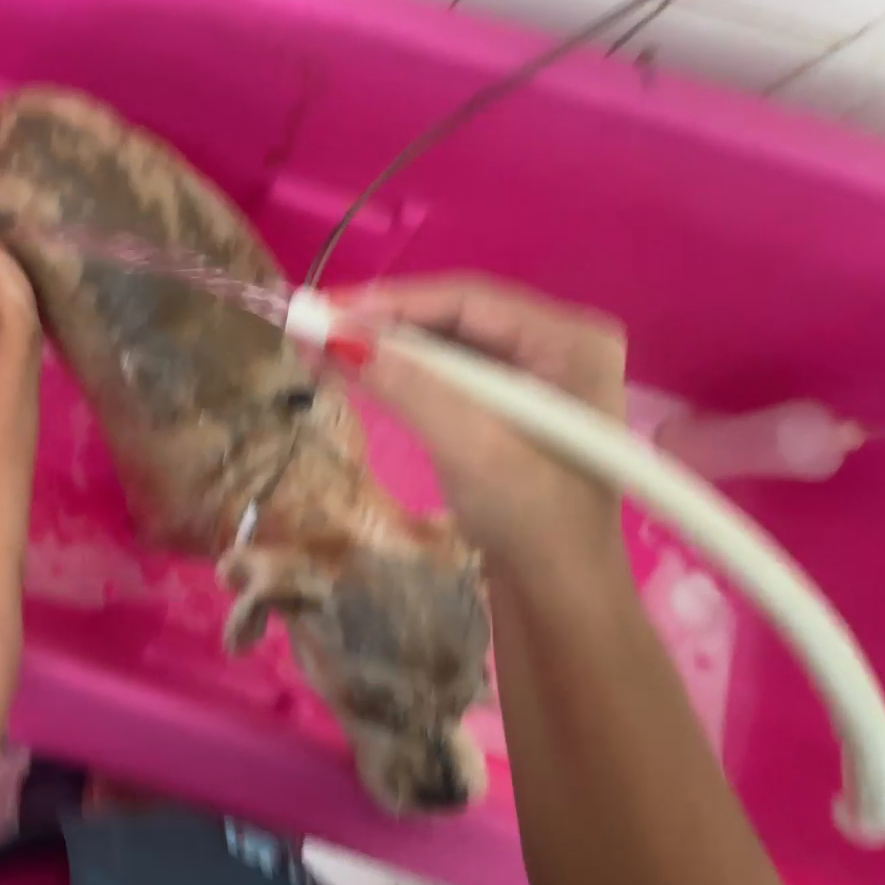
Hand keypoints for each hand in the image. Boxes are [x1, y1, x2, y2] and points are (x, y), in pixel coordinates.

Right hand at [342, 276, 628, 579]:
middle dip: (381, 322)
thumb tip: (335, 339)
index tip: (324, 310)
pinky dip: (396, 368)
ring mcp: (531, 372)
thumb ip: (408, 386)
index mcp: (570, 341)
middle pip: (453, 315)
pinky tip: (355, 368)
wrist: (555, 585)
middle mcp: (554, 343)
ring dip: (382, 344)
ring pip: (442, 341)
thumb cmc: (529, 516)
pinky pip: (443, 369)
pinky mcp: (503, 400)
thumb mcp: (469, 446)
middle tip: (314, 325)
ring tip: (322, 344)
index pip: (468, 300)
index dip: (392, 302)